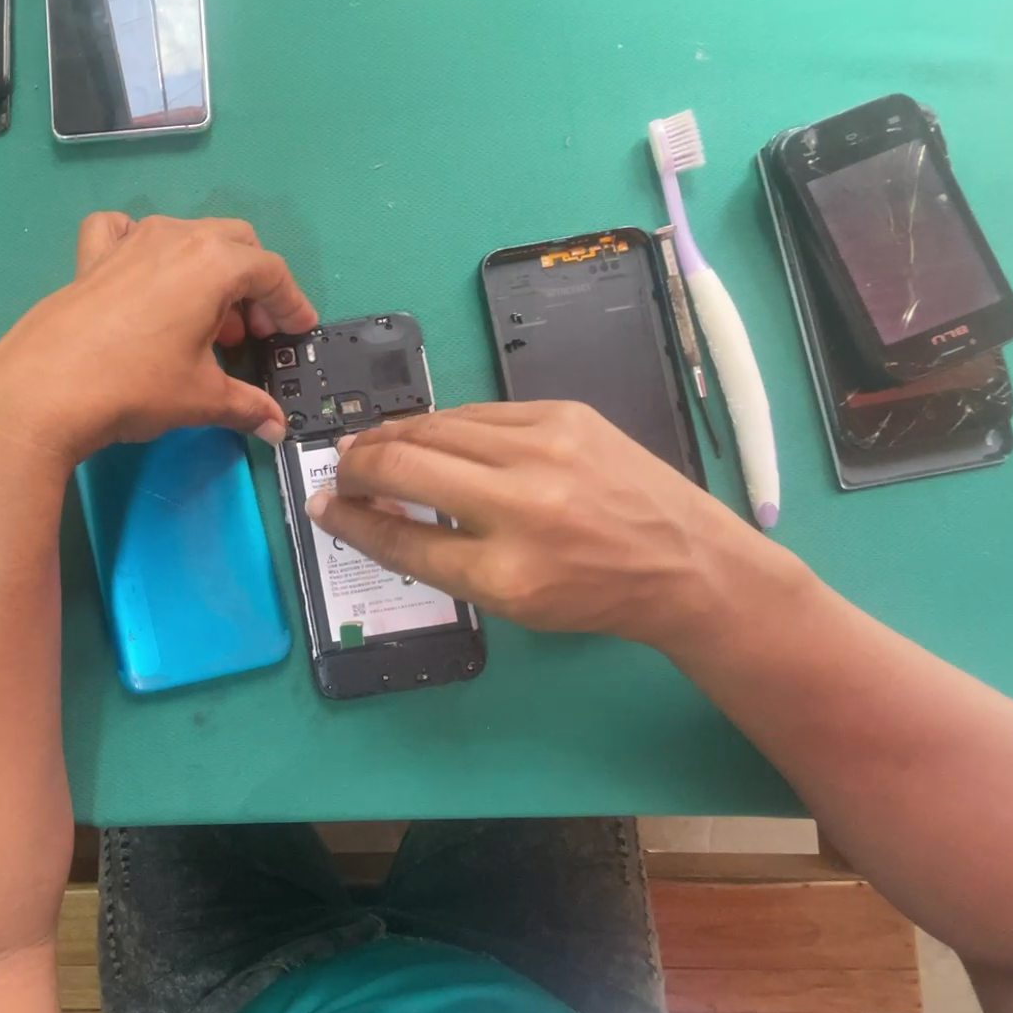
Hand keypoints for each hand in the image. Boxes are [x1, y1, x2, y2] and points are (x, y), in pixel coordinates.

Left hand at [0, 214, 319, 465]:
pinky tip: (142, 278)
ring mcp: (129, 241)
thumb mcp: (201, 399)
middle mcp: (174, 236)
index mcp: (213, 262)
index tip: (296, 330)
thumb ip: (247, 407)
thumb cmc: (135, 387)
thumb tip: (276, 428)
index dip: (291, 303)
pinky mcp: (91, 257)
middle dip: (253, 286)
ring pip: (186, 237)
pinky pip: (124, 233)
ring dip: (208, 273)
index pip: (271, 272)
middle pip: (235, 244)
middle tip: (250, 333)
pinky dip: (144, 249)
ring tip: (203, 323)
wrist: (44, 390)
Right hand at [305, 401, 798, 652]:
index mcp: (505, 573)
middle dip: (356, 467)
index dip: (349, 520)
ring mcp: (545, 448)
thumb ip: (432, 555)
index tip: (323, 507)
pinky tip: (426, 435)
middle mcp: (522, 506)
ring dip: (389, 437)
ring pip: (433, 428)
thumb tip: (366, 511)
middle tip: (341, 473)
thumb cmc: (589, 593)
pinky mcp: (562, 413)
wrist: (689, 561)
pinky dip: (438, 426)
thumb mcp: (507, 599)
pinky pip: (474, 414)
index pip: (399, 539)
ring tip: (370, 448)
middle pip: (404, 468)